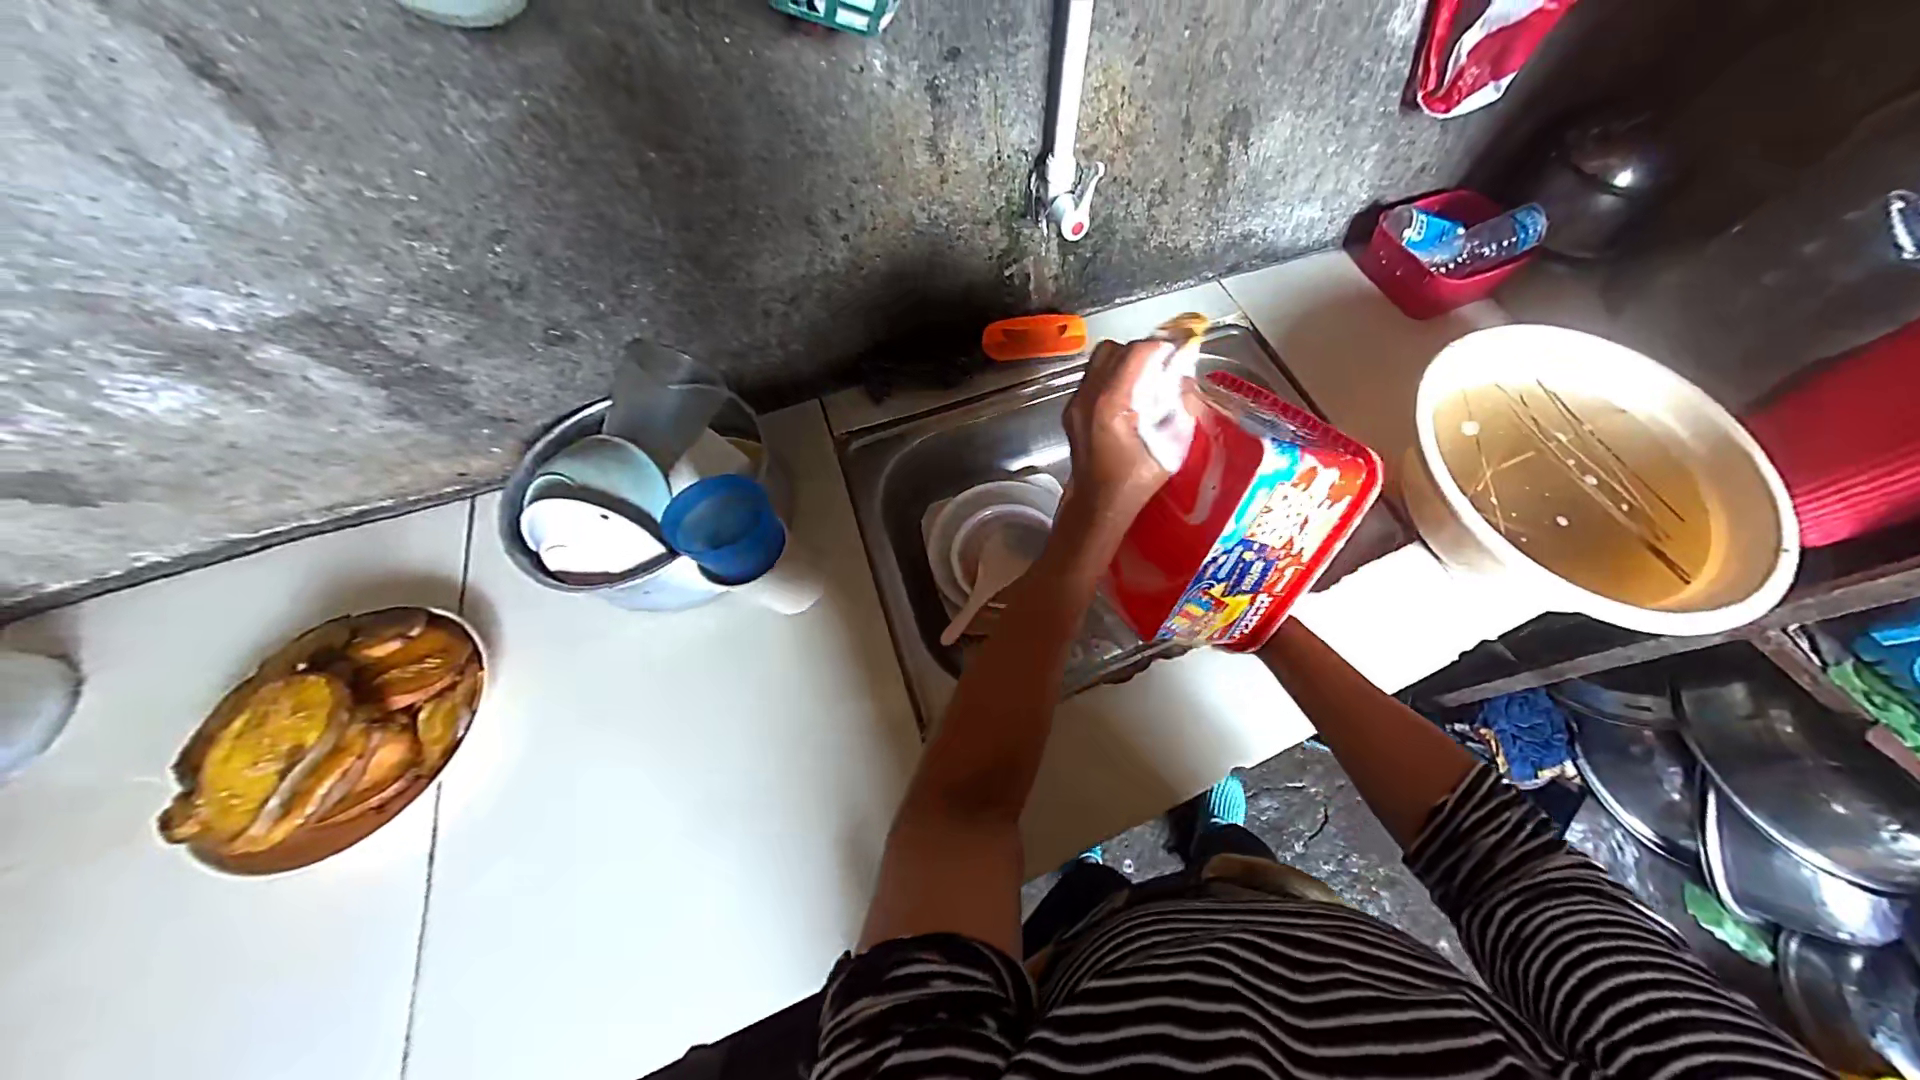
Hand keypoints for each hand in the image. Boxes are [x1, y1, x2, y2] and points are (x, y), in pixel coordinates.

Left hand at [1058, 338, 1181, 552]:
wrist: (1097, 505)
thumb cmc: (1134, 482)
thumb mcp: (1171, 447)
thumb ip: (1182, 408)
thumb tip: (1184, 379)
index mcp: (1110, 404)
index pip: (1136, 353)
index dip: (1161, 346)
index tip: (1179, 350)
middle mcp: (1087, 398)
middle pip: (1114, 350)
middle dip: (1142, 351)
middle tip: (1163, 364)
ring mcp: (1075, 404)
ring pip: (1099, 362)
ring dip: (1125, 362)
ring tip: (1147, 379)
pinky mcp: (1071, 412)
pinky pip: (1092, 379)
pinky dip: (1112, 376)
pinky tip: (1130, 396)